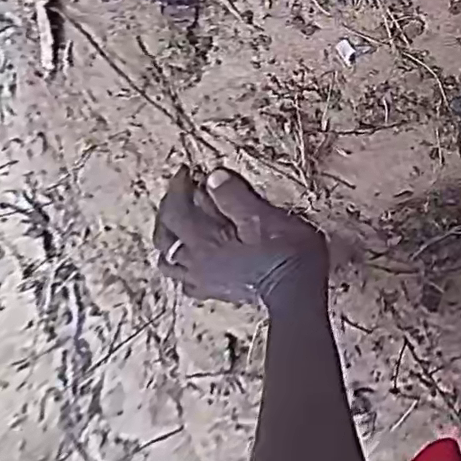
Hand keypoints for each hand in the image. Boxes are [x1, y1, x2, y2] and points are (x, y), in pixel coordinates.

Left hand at [153, 166, 327, 310]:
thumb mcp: (263, 217)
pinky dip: (181, 262)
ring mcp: (202, 279)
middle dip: (168, 209)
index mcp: (205, 241)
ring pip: (168, 258)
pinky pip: (183, 277)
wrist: (295, 291)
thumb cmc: (285, 251)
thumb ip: (235, 197)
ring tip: (179, 221)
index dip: (178, 188)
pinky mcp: (213, 290)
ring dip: (169, 236)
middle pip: (165, 235)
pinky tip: (193, 256)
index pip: (177, 211)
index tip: (187, 170)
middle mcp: (195, 262)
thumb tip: (212, 176)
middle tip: (180, 190)